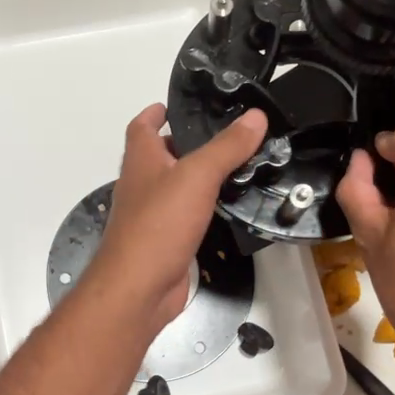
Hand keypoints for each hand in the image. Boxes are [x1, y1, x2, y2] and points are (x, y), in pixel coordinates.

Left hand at [76, 105, 268, 335]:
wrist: (139, 289)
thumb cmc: (159, 224)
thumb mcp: (197, 176)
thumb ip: (226, 147)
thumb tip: (255, 116)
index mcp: (140, 161)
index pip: (141, 127)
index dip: (154, 113)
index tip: (173, 105)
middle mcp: (141, 185)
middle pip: (159, 156)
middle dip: (184, 143)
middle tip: (222, 135)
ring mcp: (151, 216)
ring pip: (175, 187)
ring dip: (197, 176)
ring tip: (236, 166)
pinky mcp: (165, 242)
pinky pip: (185, 216)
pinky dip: (203, 208)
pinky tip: (228, 208)